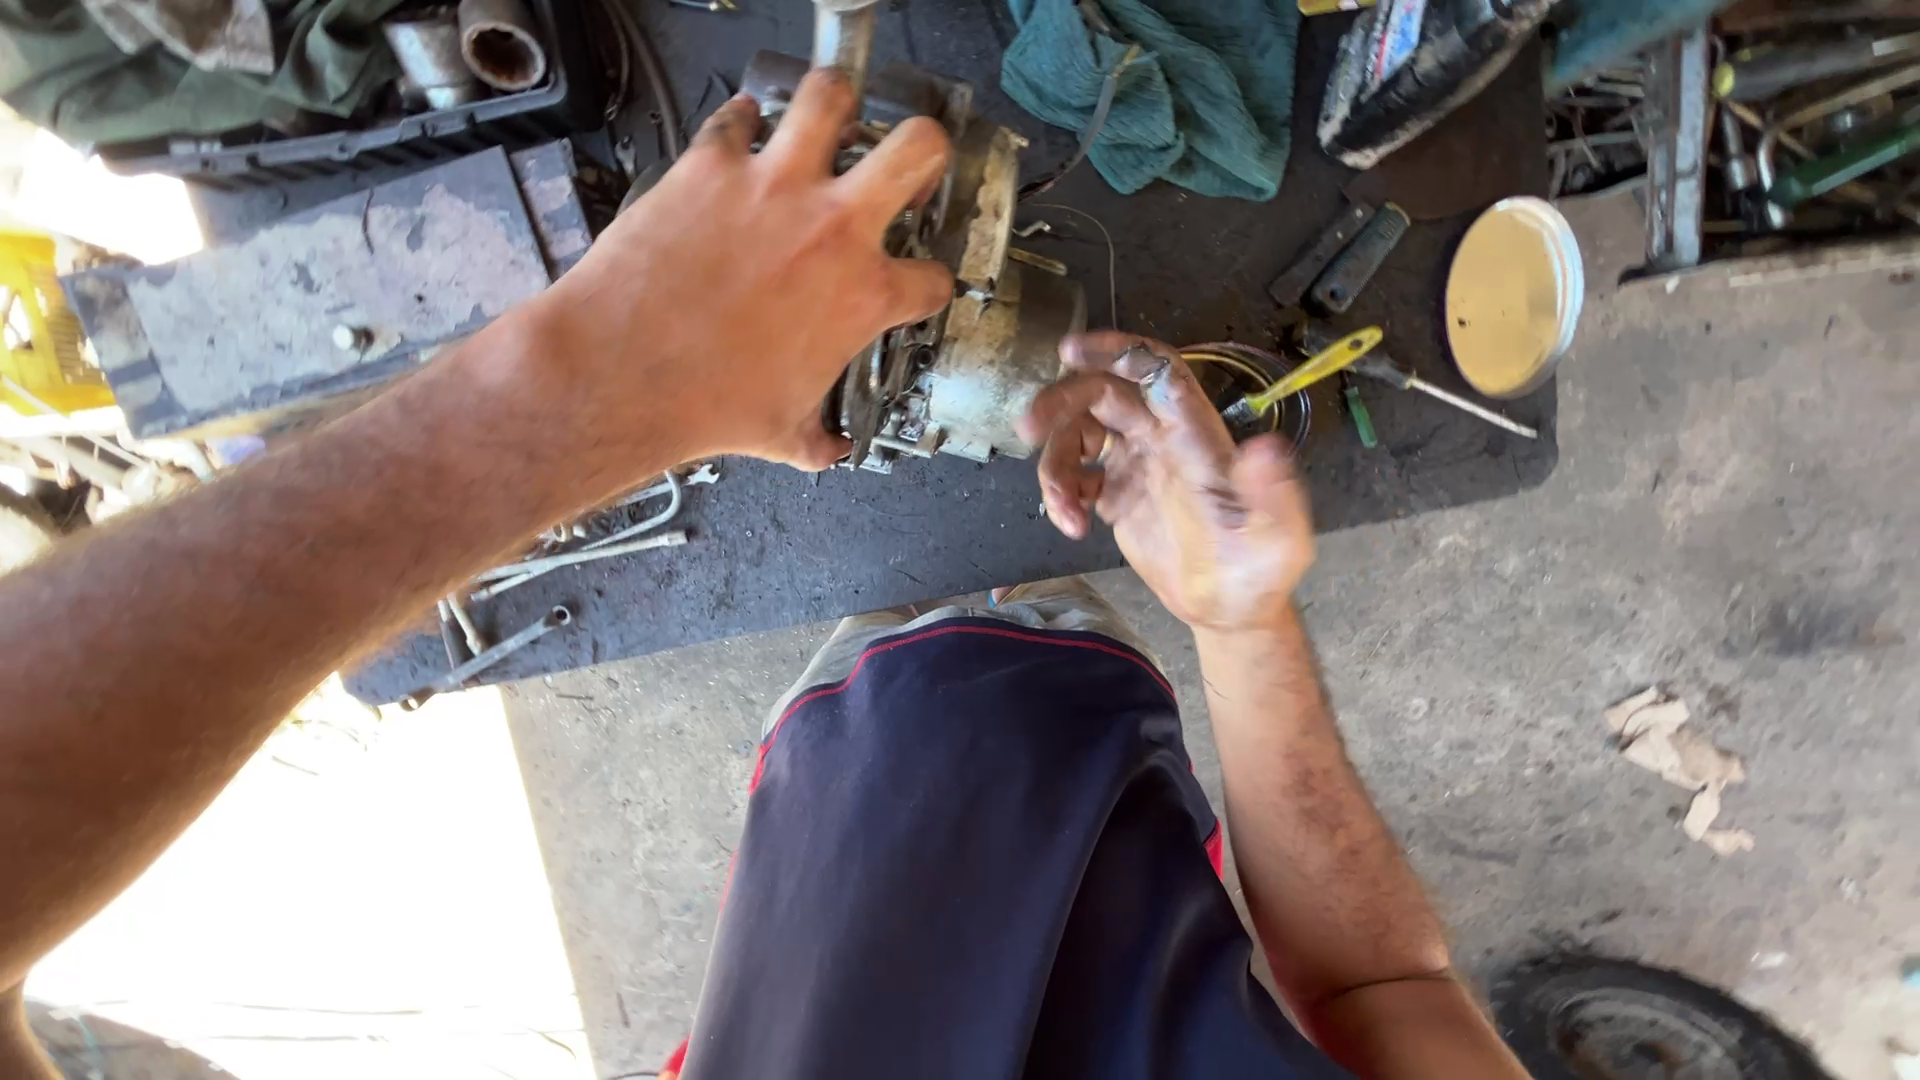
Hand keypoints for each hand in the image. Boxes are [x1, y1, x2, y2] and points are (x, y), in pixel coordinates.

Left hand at [527, 70, 954, 469]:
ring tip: (831, 122)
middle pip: (916, 152)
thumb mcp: (785, 434)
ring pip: (831, 100)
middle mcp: (832, 230)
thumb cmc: (707, 403)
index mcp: (861, 297)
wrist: (627, 373)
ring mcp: (774, 189)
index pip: (932, 280)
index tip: (920, 286)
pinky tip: (742, 139)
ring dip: (837, 106)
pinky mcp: (711, 168)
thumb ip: (821, 439)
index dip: (933, 286)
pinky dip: (743, 124)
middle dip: (924, 153)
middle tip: (905, 170)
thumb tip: (830, 450)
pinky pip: (737, 119)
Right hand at [1017, 333, 1315, 633]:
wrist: (1226, 609)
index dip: (1117, 351)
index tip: (1072, 350)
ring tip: (1066, 514)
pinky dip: (1061, 495)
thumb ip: (1272, 492)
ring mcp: (1136, 465)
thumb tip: (1264, 449)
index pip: (1156, 372)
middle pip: (1102, 394)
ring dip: (1055, 464)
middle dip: (1060, 402)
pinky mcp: (1116, 494)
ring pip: (1078, 435)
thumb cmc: (1258, 572)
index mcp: (1195, 434)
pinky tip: (1071, 526)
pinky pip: (1076, 476)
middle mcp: (1162, 438)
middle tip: (1026, 427)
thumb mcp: (1277, 537)